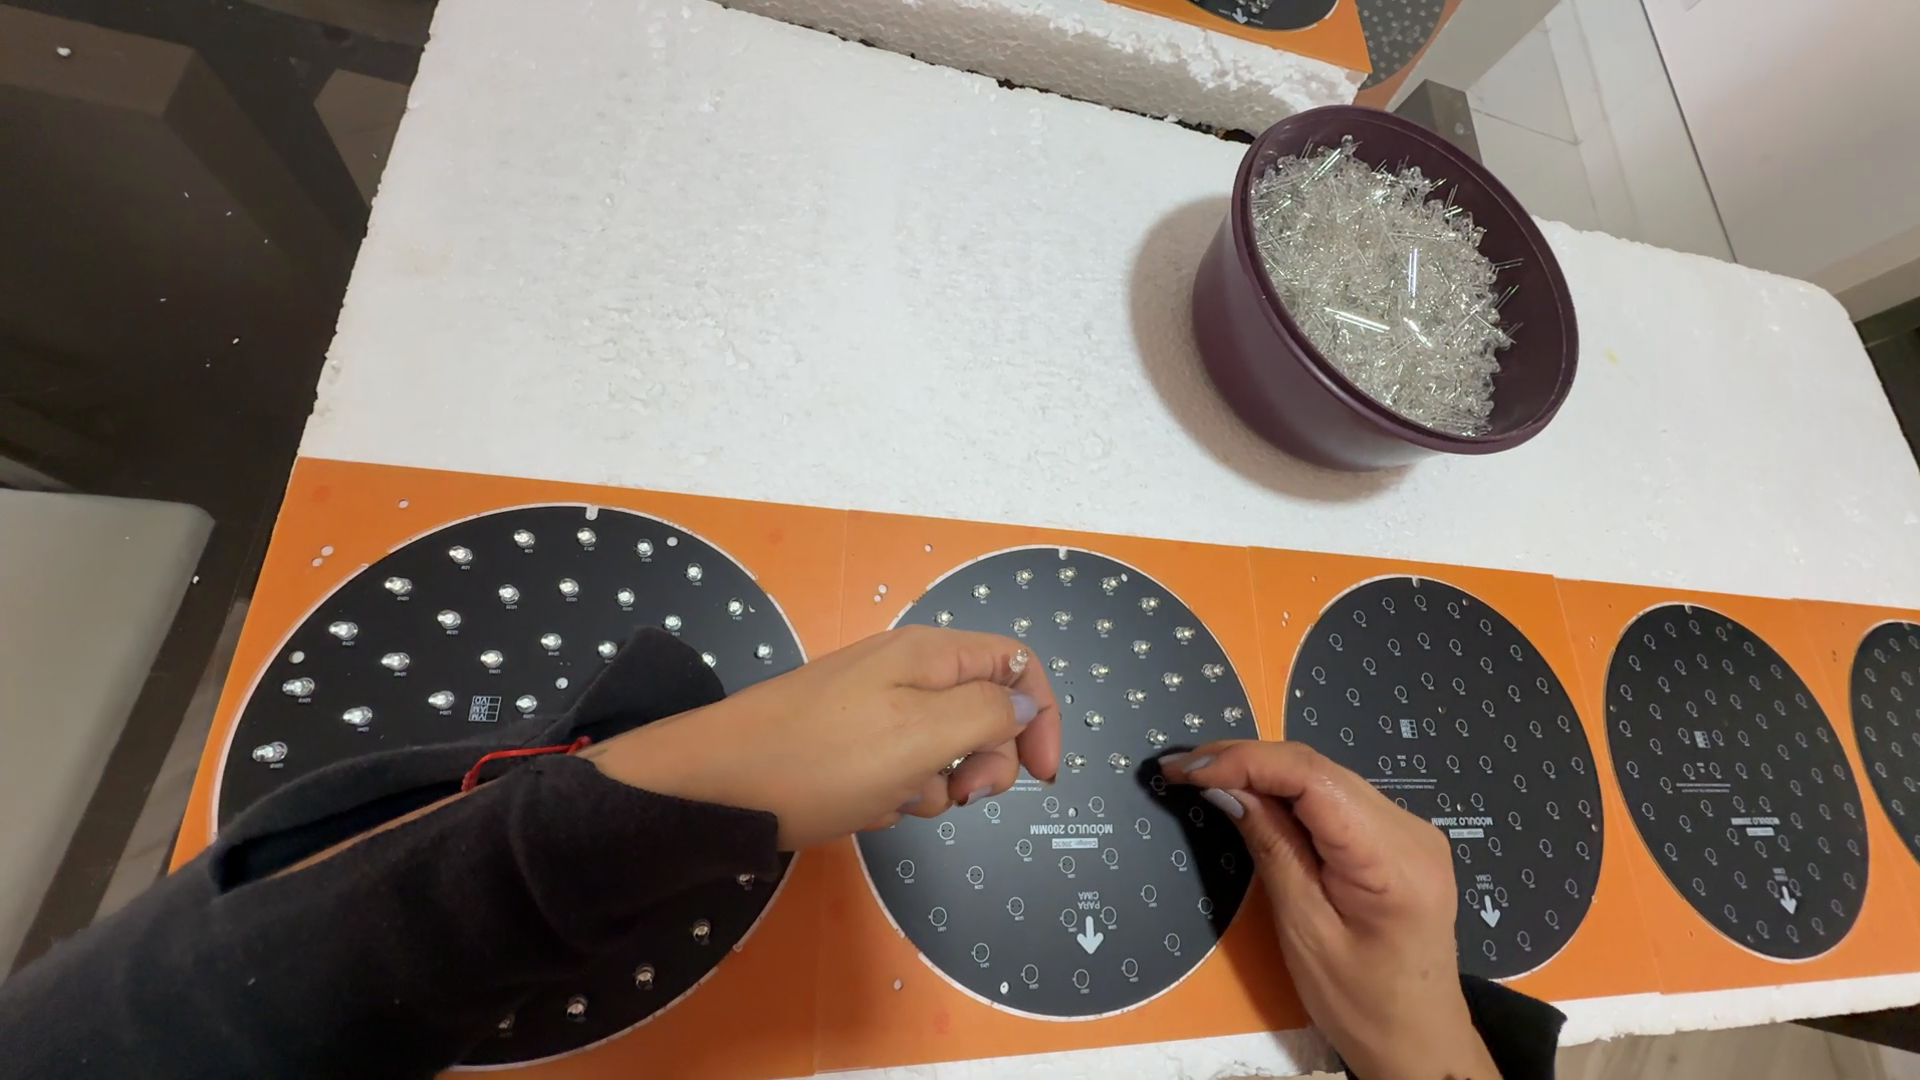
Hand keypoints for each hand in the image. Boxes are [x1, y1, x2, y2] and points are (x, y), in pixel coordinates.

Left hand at [583, 626, 1061, 849]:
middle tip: (961, 796)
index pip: (1018, 664)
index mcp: (932, 653)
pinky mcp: (856, 739)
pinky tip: (868, 803)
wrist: (714, 785)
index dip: (1042, 714)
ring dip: (937, 781)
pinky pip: (906, 764)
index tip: (1042, 776)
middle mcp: (911, 670)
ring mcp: (880, 704)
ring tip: (893, 797)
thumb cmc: (822, 758)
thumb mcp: (919, 735)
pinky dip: (900, 790)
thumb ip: (987, 713)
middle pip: (987, 708)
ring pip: (947, 745)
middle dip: (986, 758)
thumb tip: (1026, 706)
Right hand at [1162, 741, 1498, 1079]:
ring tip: (1201, 774)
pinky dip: (1280, 785)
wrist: (1419, 1042)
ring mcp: (1405, 826)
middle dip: (1242, 759)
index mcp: (1394, 857)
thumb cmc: (1360, 1002)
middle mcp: (1408, 827)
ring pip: (1318, 772)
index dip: (1243, 761)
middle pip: (1313, 766)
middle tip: (1180, 768)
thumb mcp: (1304, 928)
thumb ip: (1270, 846)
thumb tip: (1223, 786)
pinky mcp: (1393, 833)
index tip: (1185, 770)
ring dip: (1256, 768)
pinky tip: (1245, 790)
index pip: (1311, 777)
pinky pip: (1328, 791)